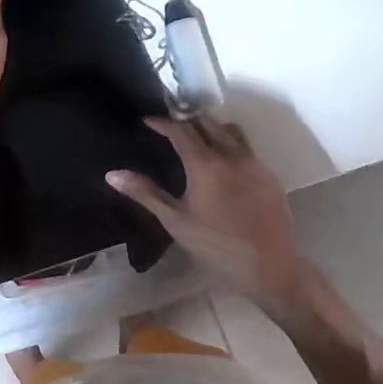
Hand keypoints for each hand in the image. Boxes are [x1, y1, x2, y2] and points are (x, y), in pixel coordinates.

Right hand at [107, 117, 308, 305]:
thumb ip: (146, 193)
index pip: (181, 130)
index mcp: (205, 164)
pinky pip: (247, 148)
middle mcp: (232, 155)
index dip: (162, 122)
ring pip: (231, 130)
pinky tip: (222, 163)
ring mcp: (255, 163)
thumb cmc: (215, 245)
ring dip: (211, 126)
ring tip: (197, 138)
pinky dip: (229, 144)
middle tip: (170, 125)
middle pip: (207, 122)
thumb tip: (113, 174)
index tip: (148, 121)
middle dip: (187, 119)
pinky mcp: (269, 175)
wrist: (268, 265)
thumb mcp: (175, 221)